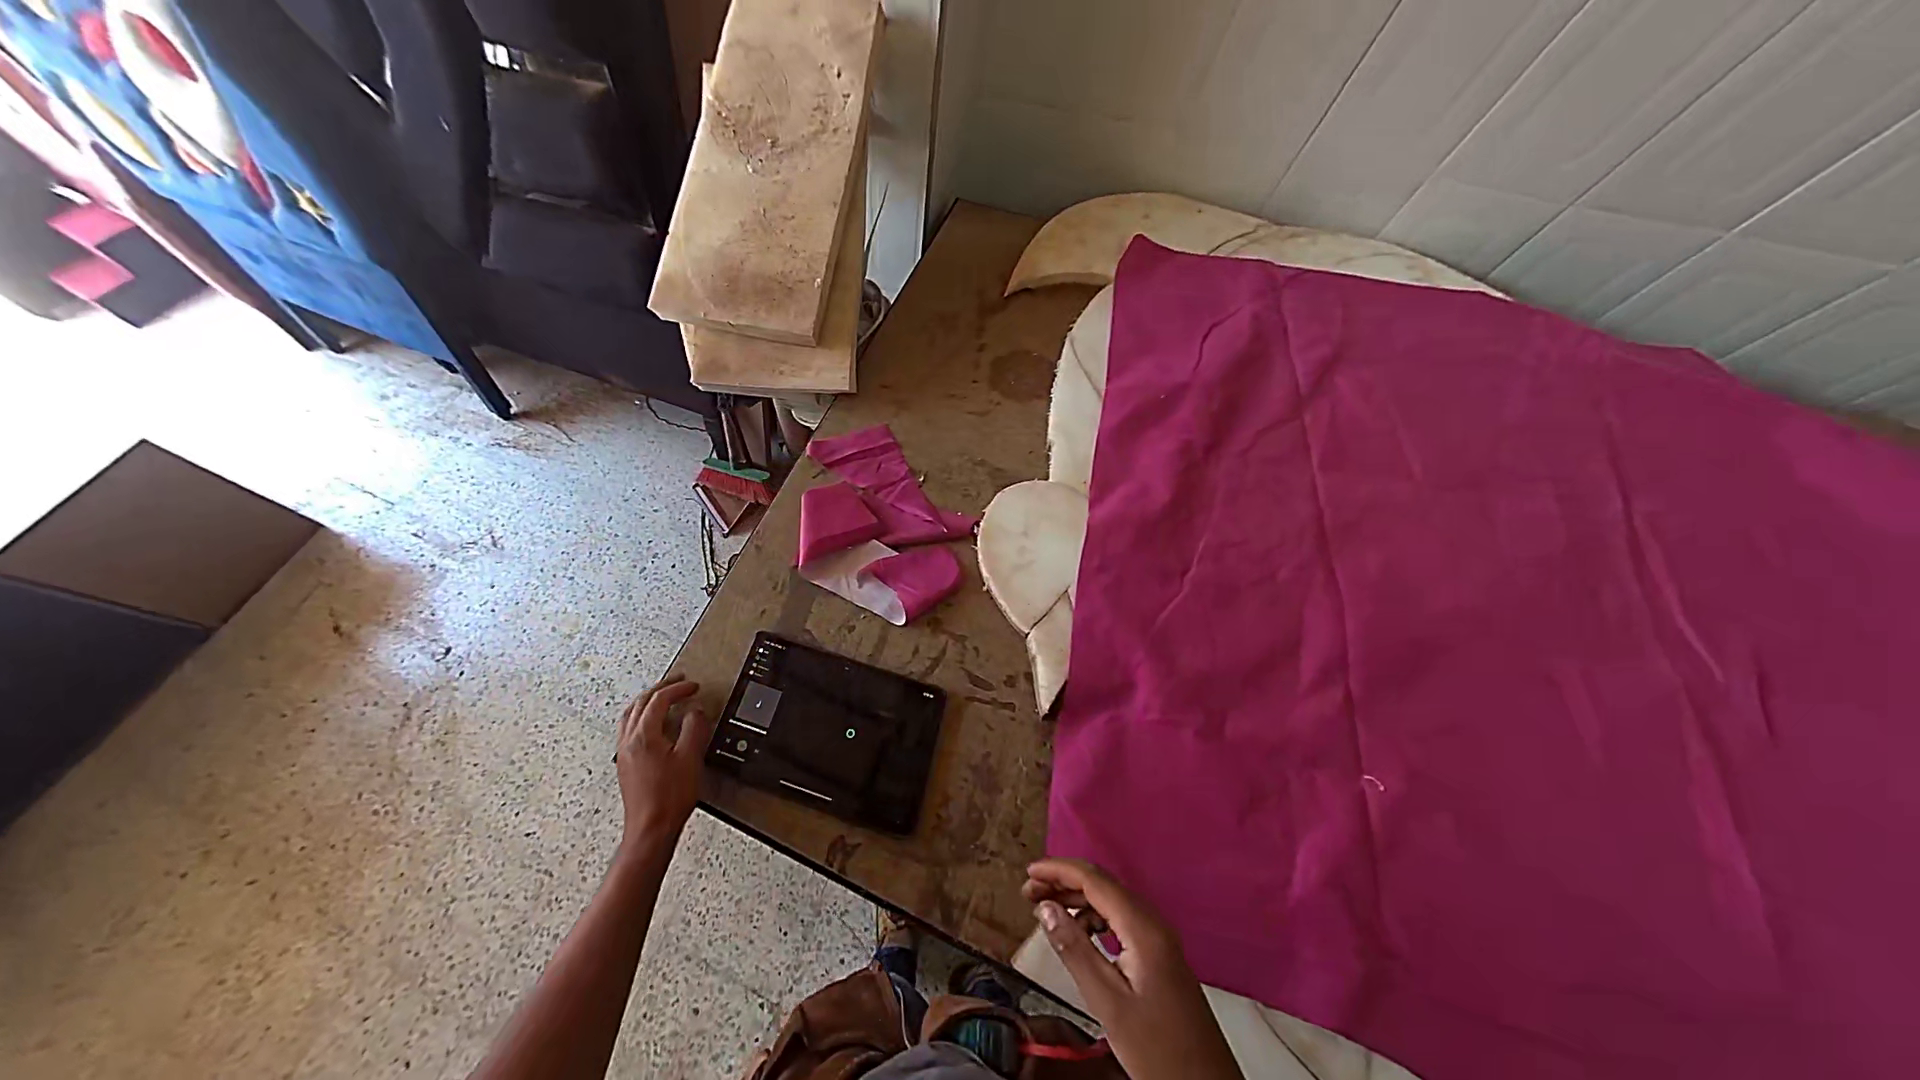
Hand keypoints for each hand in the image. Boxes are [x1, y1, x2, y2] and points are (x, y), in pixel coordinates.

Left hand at [614, 675, 716, 848]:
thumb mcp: (690, 758)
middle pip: (641, 703)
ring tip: (664, 696)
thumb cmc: (669, 798)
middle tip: (679, 682)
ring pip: (631, 715)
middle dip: (661, 688)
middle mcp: (629, 742)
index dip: (678, 689)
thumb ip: (694, 729)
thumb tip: (695, 712)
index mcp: (644, 736)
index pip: (659, 701)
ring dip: (649, 700)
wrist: (651, 827)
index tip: (693, 687)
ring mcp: (625, 753)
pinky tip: (653, 724)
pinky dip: (642, 716)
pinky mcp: (626, 764)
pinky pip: (629, 728)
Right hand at [1023, 858, 1242, 1079]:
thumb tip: (1046, 908)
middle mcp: (1153, 924)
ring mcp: (1158, 938)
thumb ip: (1075, 950)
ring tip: (1045, 910)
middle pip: (1102, 885)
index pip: (1094, 880)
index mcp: (1142, 929)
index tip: (1028, 872)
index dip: (1058, 870)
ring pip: (1110, 901)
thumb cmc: (1158, 1049)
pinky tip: (1076, 933)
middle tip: (1029, 891)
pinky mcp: (1158, 954)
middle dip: (1063, 882)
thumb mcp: (1107, 1001)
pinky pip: (1120, 920)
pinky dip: (1093, 918)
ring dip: (1076, 899)